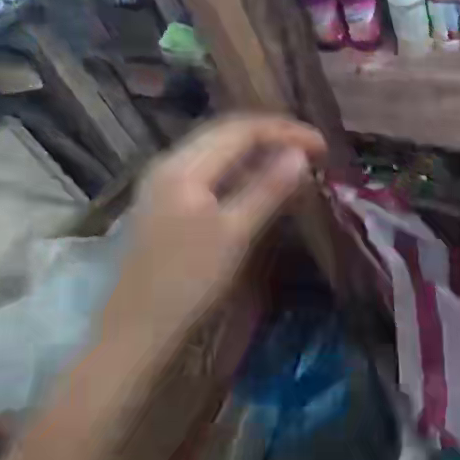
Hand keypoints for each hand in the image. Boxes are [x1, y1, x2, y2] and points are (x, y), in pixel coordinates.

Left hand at [107, 115, 326, 340]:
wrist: (136, 329)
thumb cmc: (189, 282)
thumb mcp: (235, 234)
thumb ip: (268, 189)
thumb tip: (301, 153)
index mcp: (184, 166)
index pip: (241, 129)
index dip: (286, 131)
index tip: (323, 147)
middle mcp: (168, 163)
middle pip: (226, 132)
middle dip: (272, 135)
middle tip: (312, 151)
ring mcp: (161, 182)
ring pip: (215, 149)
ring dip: (254, 150)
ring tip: (291, 163)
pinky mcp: (162, 201)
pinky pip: (206, 169)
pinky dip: (236, 169)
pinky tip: (255, 184)